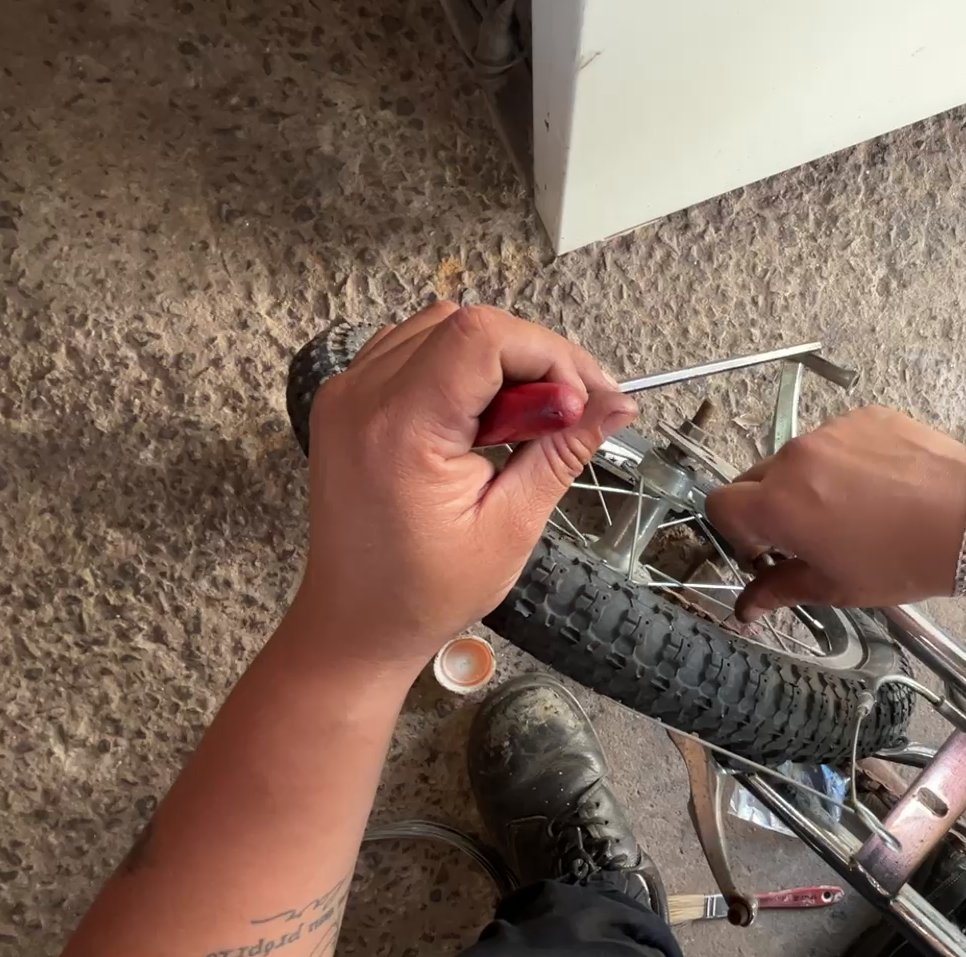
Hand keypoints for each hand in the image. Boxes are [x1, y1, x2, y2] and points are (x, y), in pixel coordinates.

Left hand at [289, 303, 636, 663]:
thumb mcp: (512, 525)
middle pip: (467, 324)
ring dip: (501, 363)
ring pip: (444, 327)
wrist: (356, 621)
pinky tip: (487, 417)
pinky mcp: (351, 402)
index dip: (549, 356)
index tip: (583, 404)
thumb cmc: (427, 591)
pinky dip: (465, 370)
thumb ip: (563, 453)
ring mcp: (348, 394)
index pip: (482, 337)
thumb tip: (617, 406)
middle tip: (572, 413)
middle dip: (535, 359)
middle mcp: (363, 397)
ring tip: (527, 421)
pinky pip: (417, 351)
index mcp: (401, 430)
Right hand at [705, 406, 965, 619]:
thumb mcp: (836, 586)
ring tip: (852, 513)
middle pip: (754, 480)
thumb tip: (745, 609)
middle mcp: (795, 458)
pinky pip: (833, 441)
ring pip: (795, 461)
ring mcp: (830, 432)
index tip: (764, 551)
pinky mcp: (864, 416)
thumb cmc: (904, 561)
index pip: (719, 505)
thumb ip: (780, 590)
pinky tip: (879, 489)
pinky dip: (841, 464)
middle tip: (807, 538)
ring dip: (805, 486)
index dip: (733, 533)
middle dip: (767, 510)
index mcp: (778, 504)